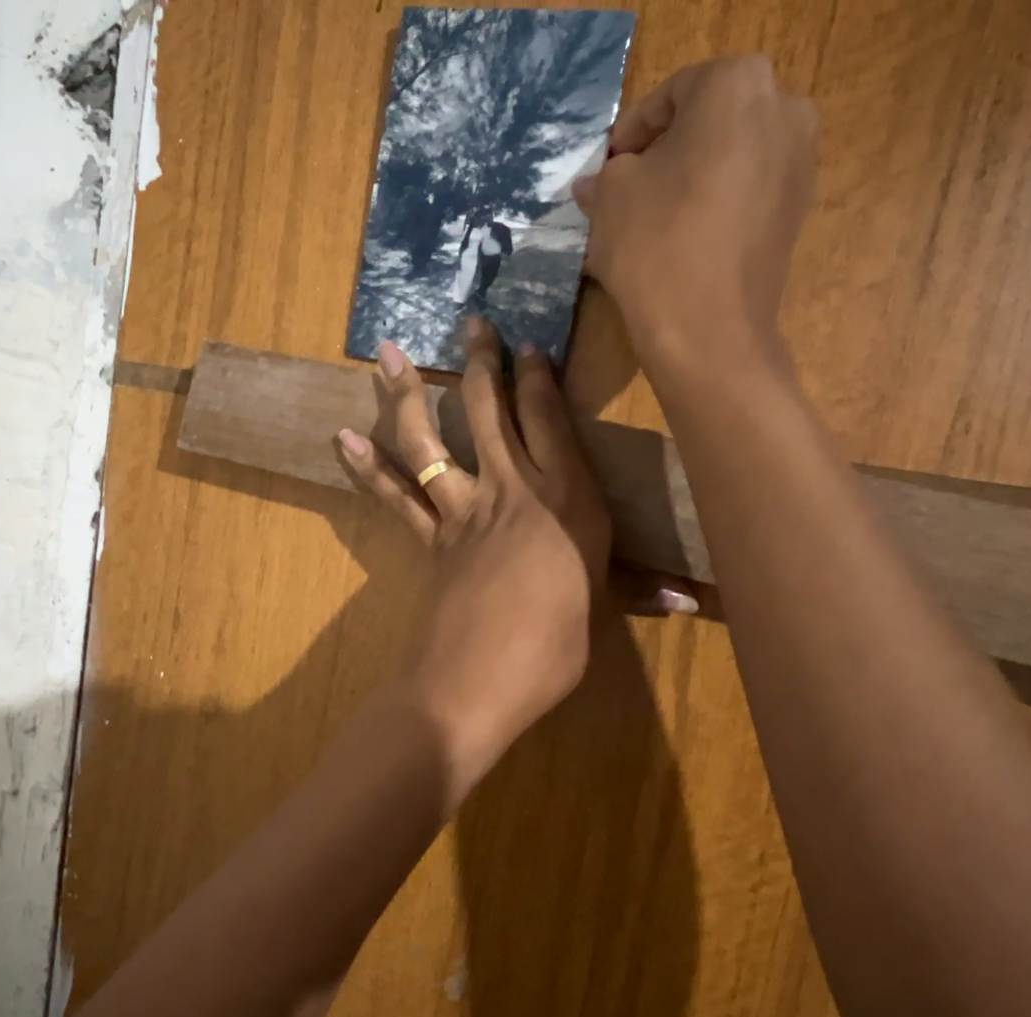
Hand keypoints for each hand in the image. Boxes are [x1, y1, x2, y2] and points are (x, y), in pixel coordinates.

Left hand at [336, 319, 609, 777]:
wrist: (479, 680)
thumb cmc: (556, 649)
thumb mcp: (602, 613)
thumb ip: (635, 592)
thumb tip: (686, 601)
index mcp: (567, 500)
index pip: (551, 422)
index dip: (539, 379)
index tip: (529, 343)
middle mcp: (513, 490)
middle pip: (491, 414)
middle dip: (481, 364)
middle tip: (470, 322)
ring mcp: (463, 511)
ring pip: (431, 441)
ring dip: (407, 395)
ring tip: (385, 354)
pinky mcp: (429, 538)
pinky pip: (395, 495)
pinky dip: (368, 467)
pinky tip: (344, 437)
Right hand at [574, 55, 817, 370]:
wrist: (708, 329)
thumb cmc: (655, 243)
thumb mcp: (610, 197)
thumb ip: (607, 175)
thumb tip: (601, 183)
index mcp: (736, 86)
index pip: (670, 94)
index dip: (628, 132)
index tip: (604, 169)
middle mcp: (783, 110)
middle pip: (706, 122)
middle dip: (662, 154)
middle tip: (625, 190)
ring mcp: (800, 163)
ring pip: (728, 159)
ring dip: (687, 181)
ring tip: (648, 220)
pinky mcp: (797, 212)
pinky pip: (745, 194)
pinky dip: (712, 207)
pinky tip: (678, 242)